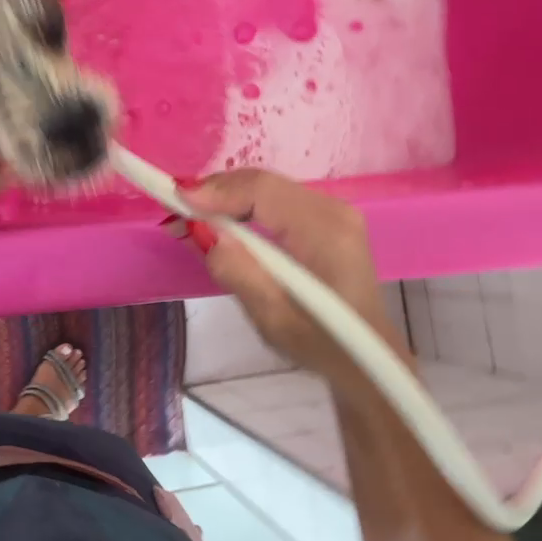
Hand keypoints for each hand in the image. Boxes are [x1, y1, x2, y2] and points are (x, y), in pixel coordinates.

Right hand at [179, 169, 403, 376]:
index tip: (175, 201)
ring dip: (226, 198)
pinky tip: (221, 222)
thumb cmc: (321, 344)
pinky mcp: (325, 220)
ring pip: (267, 188)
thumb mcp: (274, 320)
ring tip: (190, 217)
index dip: (216, 190)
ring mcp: (331, 212)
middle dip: (216, 191)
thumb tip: (207, 234)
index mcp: (324, 232)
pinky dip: (243, 206)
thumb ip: (241, 274)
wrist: (367, 357)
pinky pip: (276, 200)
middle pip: (263, 183)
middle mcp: (332, 210)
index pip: (262, 191)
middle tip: (174, 211)